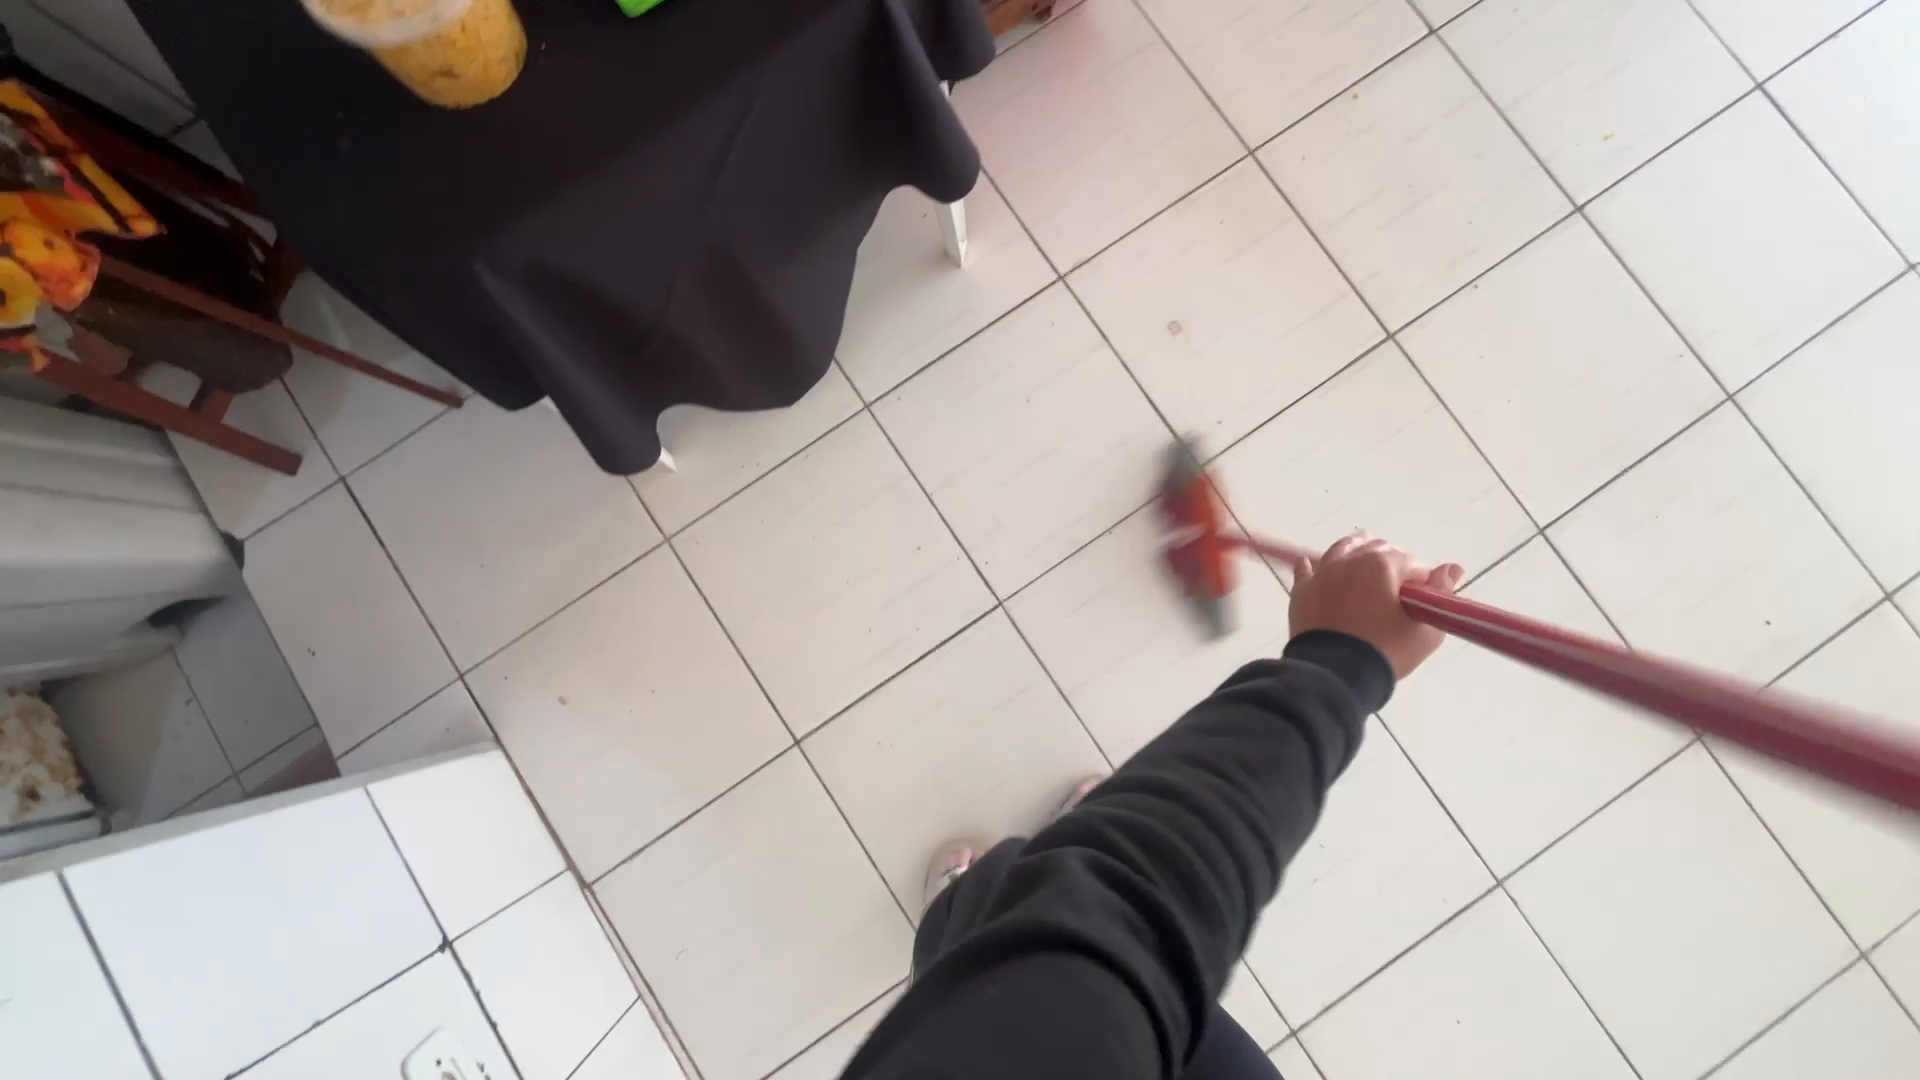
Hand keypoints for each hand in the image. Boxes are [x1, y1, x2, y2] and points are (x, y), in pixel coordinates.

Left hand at [1289, 531, 1463, 679]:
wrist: (1335, 672)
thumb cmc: (1386, 650)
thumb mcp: (1426, 629)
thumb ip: (1440, 594)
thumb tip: (1453, 567)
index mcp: (1382, 565)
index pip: (1411, 562)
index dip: (1421, 579)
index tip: (1422, 598)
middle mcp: (1349, 561)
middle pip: (1375, 550)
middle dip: (1390, 562)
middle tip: (1396, 584)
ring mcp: (1322, 574)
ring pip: (1340, 551)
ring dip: (1355, 550)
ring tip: (1363, 551)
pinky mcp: (1301, 591)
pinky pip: (1305, 570)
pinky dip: (1311, 566)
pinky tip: (1310, 563)